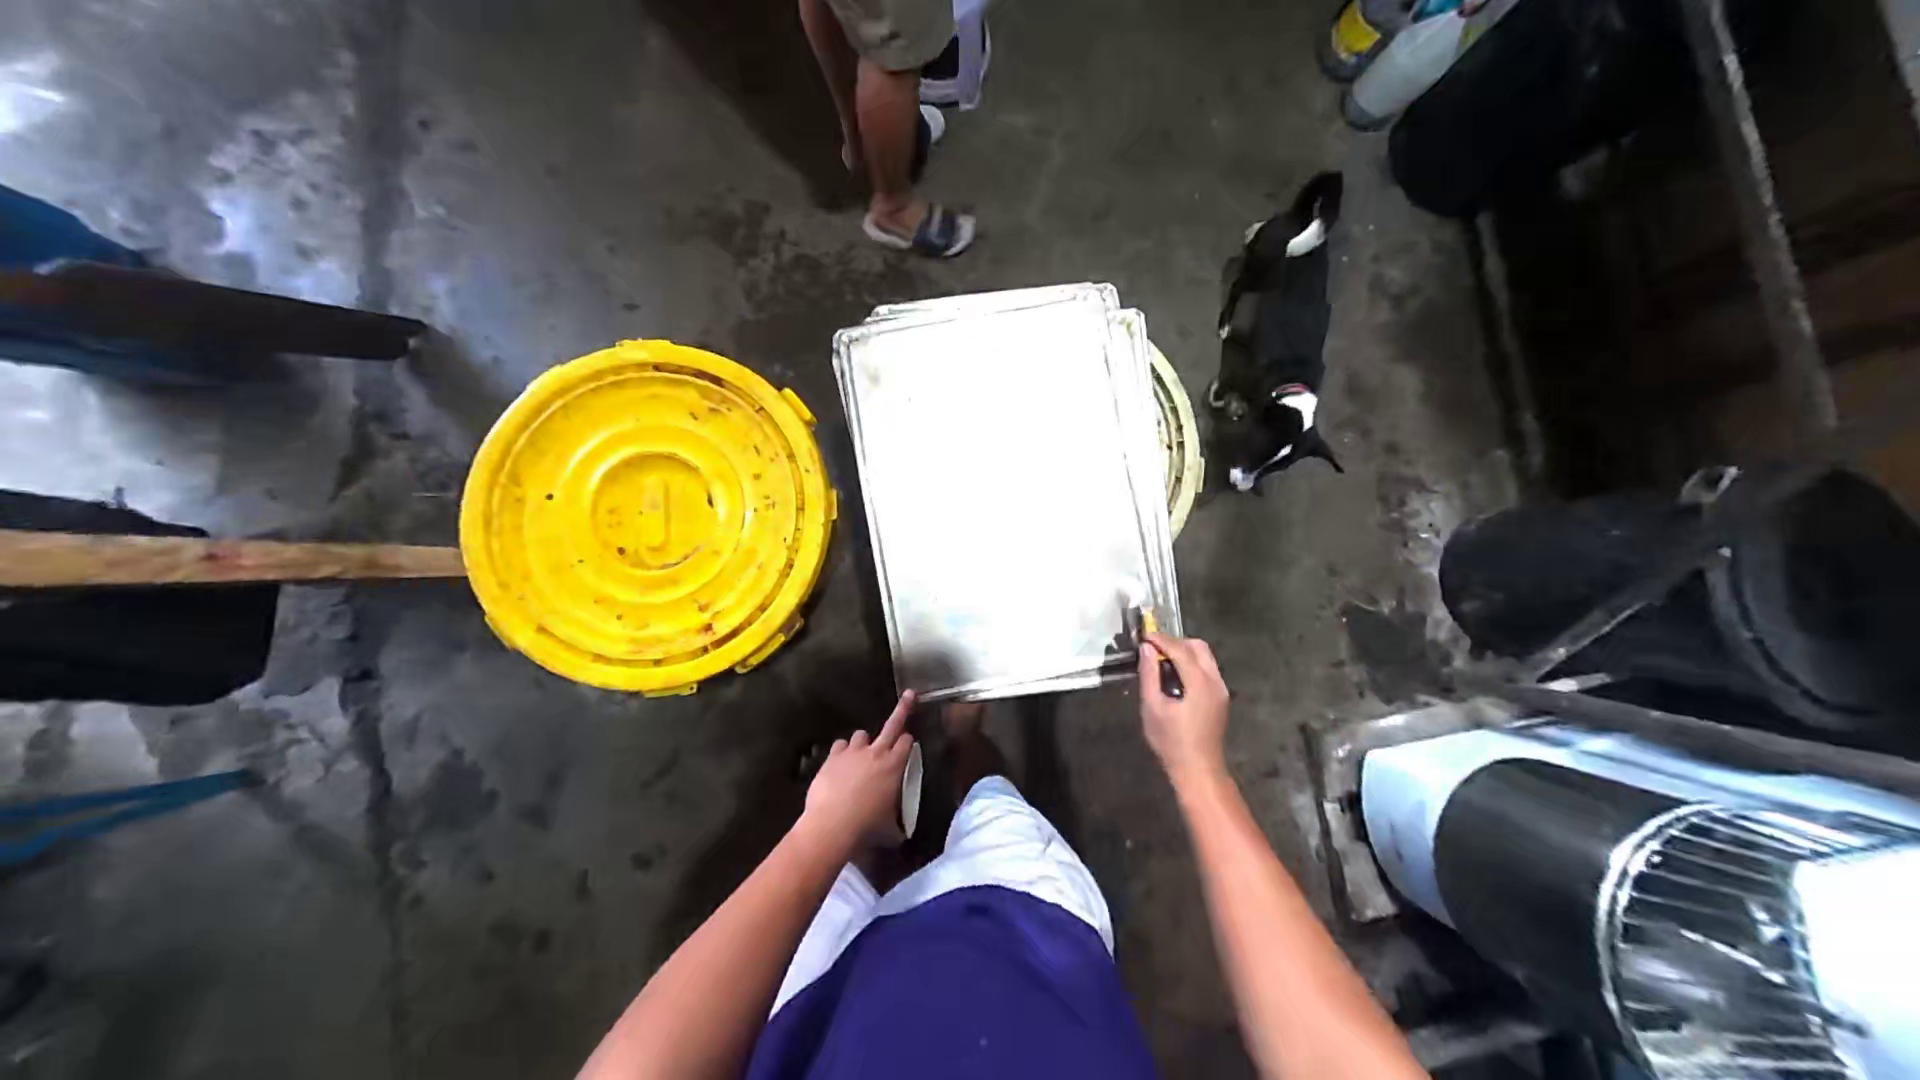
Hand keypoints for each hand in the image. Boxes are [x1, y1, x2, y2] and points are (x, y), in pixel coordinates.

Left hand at [801, 691, 916, 850]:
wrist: (832, 826)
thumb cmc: (867, 828)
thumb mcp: (891, 831)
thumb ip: (898, 827)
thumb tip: (903, 835)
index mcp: (894, 766)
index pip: (907, 742)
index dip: (907, 741)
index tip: (907, 743)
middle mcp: (876, 752)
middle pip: (893, 723)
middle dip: (904, 707)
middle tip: (910, 694)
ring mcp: (853, 752)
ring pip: (861, 734)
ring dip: (863, 743)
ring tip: (860, 756)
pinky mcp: (833, 757)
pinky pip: (840, 745)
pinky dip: (842, 752)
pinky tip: (839, 764)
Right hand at [1139, 634, 1229, 783]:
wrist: (1198, 770)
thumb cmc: (1171, 741)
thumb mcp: (1152, 707)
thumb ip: (1149, 675)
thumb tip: (1147, 649)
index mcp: (1200, 683)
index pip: (1180, 649)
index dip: (1161, 639)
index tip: (1144, 636)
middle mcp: (1215, 681)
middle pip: (1198, 647)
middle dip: (1175, 642)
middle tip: (1153, 649)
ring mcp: (1221, 690)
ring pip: (1205, 657)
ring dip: (1184, 652)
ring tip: (1161, 662)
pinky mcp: (1221, 698)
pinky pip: (1207, 670)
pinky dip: (1191, 664)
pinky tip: (1174, 677)